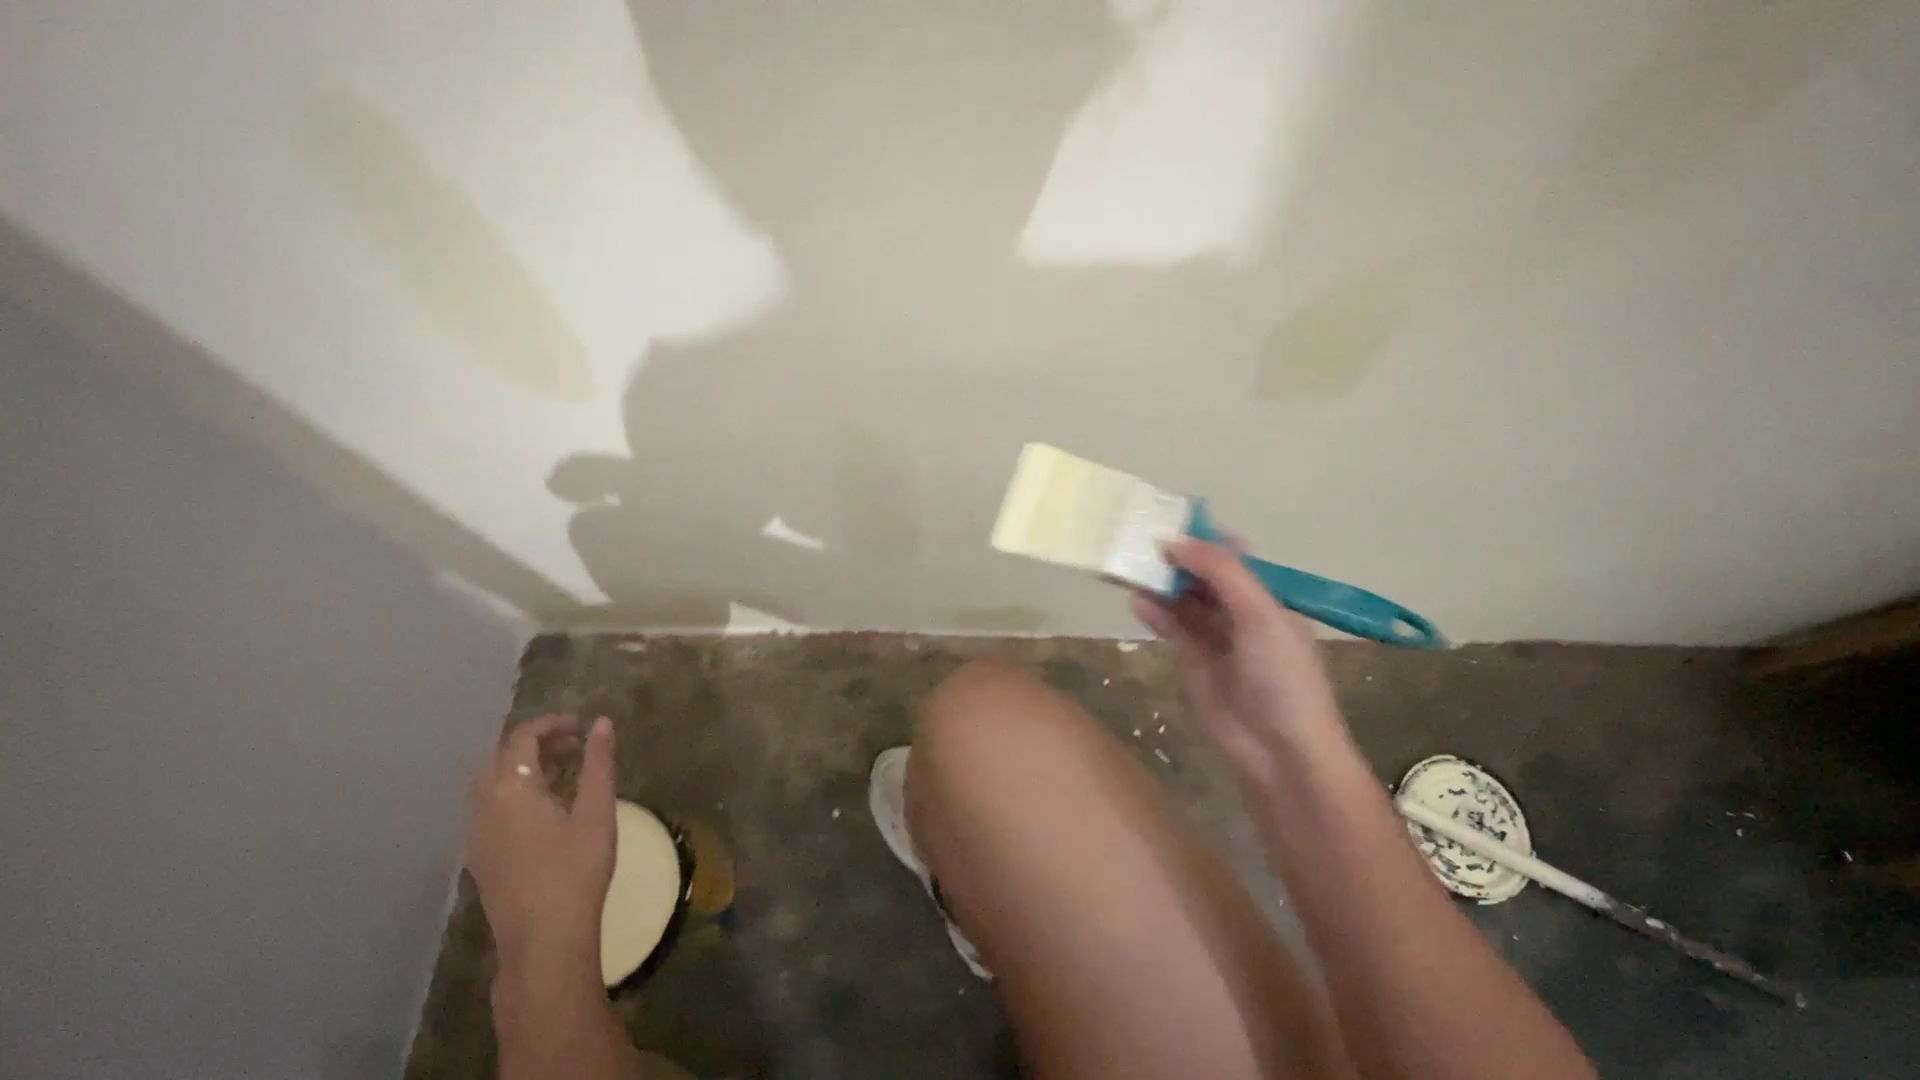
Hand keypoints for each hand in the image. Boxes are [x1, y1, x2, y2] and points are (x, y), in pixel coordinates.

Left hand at [466, 715, 617, 966]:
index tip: (581, 727)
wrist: (543, 939)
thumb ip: (598, 763)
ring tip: (561, 775)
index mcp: (511, 787)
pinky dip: (512, 794)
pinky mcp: (479, 857)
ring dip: (522, 769)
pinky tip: (542, 812)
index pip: (522, 737)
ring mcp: (476, 833)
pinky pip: (489, 809)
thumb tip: (601, 723)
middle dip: (536, 744)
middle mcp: (484, 804)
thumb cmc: (576, 870)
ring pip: (491, 784)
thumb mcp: (597, 811)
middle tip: (574, 746)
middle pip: (502, 757)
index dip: (551, 725)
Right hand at [1132, 537, 1344, 783]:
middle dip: (1172, 557)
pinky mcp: (1194, 661)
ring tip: (1124, 567)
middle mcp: (1242, 610)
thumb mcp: (1260, 614)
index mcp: (1269, 594)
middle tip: (1133, 539)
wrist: (1281, 750)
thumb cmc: (1282, 676)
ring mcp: (1217, 636)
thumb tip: (1175, 539)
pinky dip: (1155, 613)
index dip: (1202, 535)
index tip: (1165, 516)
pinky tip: (1135, 602)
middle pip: (1202, 574)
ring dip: (1158, 584)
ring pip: (1182, 600)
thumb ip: (1221, 572)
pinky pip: (1172, 628)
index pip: (1233, 554)